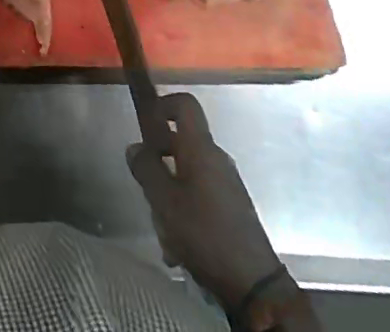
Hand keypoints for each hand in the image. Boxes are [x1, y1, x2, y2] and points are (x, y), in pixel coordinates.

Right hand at [126, 94, 286, 312]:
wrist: (254, 283)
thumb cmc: (205, 233)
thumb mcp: (164, 201)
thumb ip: (146, 169)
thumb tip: (135, 147)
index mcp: (200, 149)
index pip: (185, 105)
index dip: (163, 105)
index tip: (145, 126)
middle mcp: (216, 159)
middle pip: (179, 144)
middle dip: (158, 165)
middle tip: (147, 192)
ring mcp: (225, 183)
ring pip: (186, 175)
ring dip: (169, 196)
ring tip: (163, 231)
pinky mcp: (230, 207)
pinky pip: (198, 196)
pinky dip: (183, 212)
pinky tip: (177, 246)